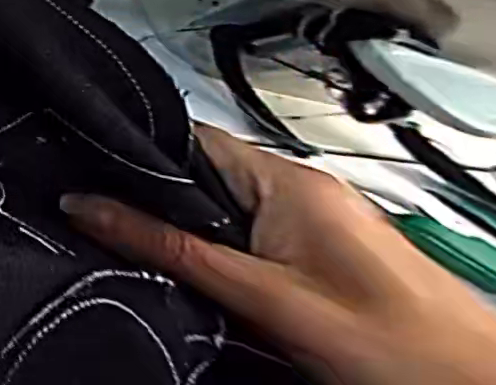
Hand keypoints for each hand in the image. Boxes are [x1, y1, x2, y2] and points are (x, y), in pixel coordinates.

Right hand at [61, 125, 495, 384]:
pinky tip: (208, 281)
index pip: (184, 135)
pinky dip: (221, 252)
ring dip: (189, 230)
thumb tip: (84, 207)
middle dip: (157, 198)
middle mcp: (300, 188)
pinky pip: (249, 235)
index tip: (86, 167)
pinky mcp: (326, 257)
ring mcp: (316, 223)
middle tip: (109, 220)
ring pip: (222, 208)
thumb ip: (169, 248)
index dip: (134, 149)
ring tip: (151, 252)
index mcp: (286, 178)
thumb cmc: (412, 359)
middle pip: (199, 171)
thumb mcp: (264, 299)